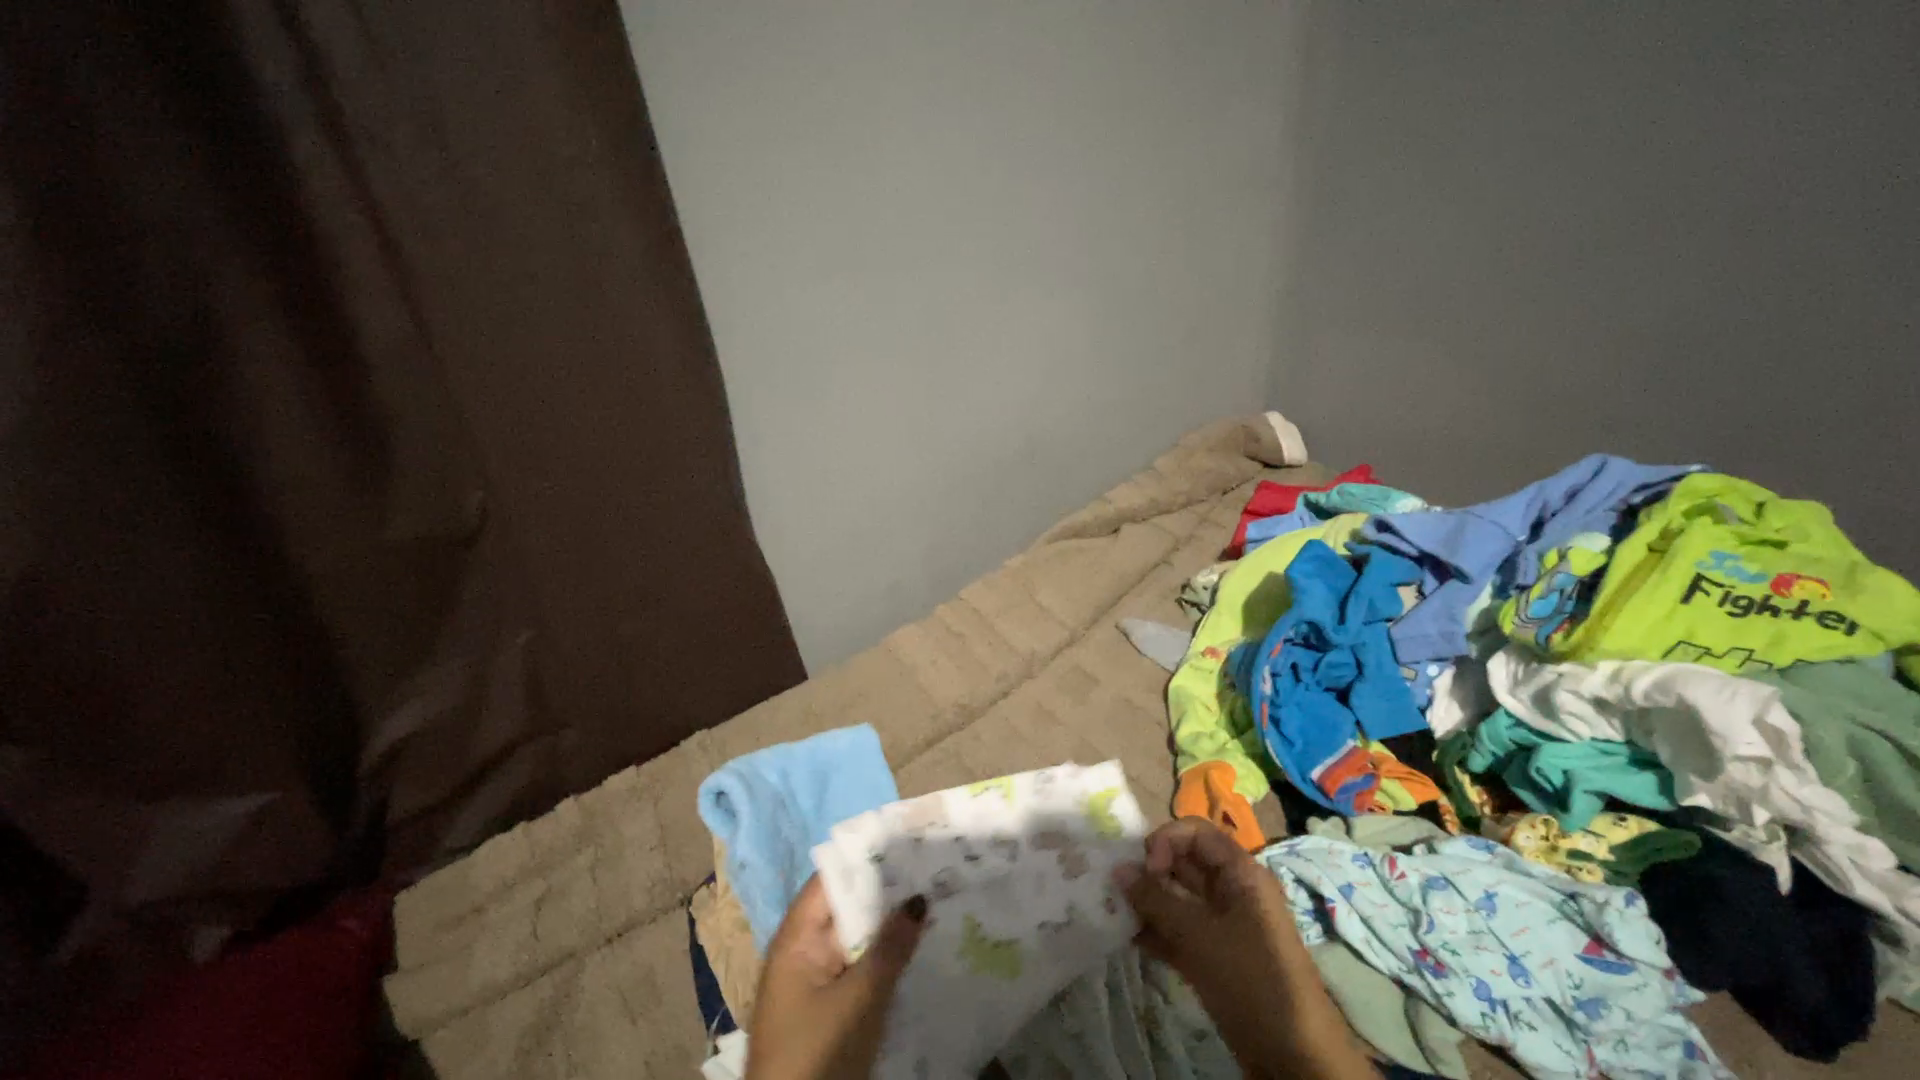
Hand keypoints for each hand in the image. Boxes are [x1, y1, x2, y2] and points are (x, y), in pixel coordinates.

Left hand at [745, 877, 927, 1079]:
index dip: (867, 859)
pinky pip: (860, 970)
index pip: (831, 880)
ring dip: (891, 927)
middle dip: (887, 892)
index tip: (909, 842)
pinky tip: (922, 952)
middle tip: (937, 870)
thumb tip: (918, 896)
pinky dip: (887, 959)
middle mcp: (803, 951)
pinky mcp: (830, 1010)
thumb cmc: (816, 1052)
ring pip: (858, 940)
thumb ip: (890, 948)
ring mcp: (816, 982)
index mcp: (797, 938)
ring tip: (940, 902)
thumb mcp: (859, 998)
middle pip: (847, 908)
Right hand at [1116, 818, 1376, 1079]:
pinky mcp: (1210, 956)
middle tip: (1113, 886)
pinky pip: (1176, 931)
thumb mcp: (1200, 934)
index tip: (1147, 867)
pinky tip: (1124, 936)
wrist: (1292, 1052)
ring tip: (1111, 909)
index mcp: (1240, 873)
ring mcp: (1220, 925)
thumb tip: (1117, 869)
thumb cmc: (1250, 976)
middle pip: (1183, 863)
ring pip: (1176, 898)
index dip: (1166, 840)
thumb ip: (1156, 899)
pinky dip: (1153, 931)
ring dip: (1145, 902)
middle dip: (1148, 870)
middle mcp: (1230, 891)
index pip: (1196, 833)